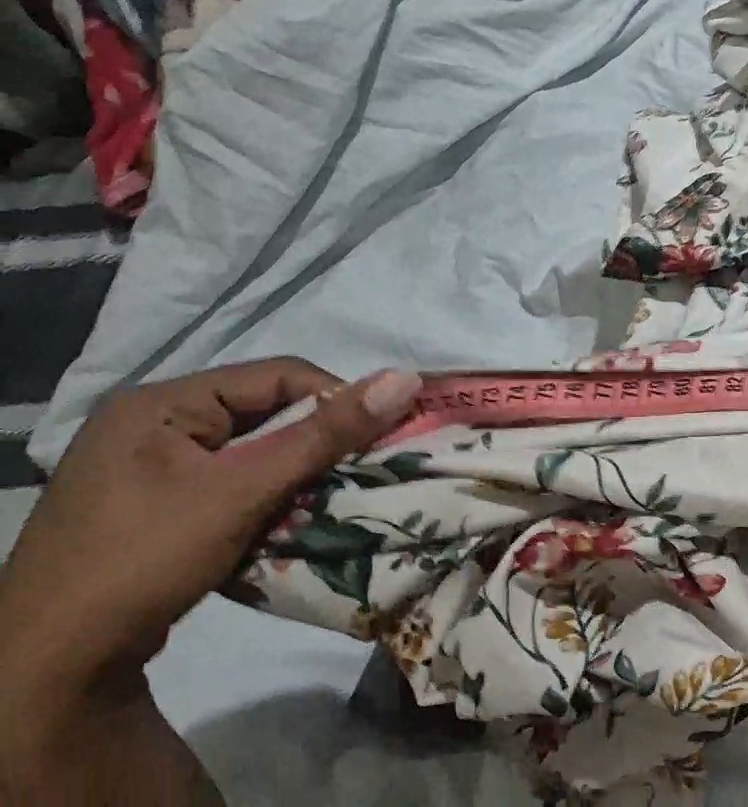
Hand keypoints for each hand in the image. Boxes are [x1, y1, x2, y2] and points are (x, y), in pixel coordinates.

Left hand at [0, 360, 419, 705]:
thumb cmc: (144, 559)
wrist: (50, 664)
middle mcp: (153, 424)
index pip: (280, 375)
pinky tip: (285, 524)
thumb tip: (406, 377)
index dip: (337, 400)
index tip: (377, 440)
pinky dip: (271, 498)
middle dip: (318, 444)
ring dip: (298, 475)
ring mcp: (149, 467)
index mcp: (161, 404)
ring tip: (324, 503)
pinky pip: (235, 481)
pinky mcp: (156, 504)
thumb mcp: (244, 491)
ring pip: (257, 450)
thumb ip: (326, 434)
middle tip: (356, 475)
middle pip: (268, 412)